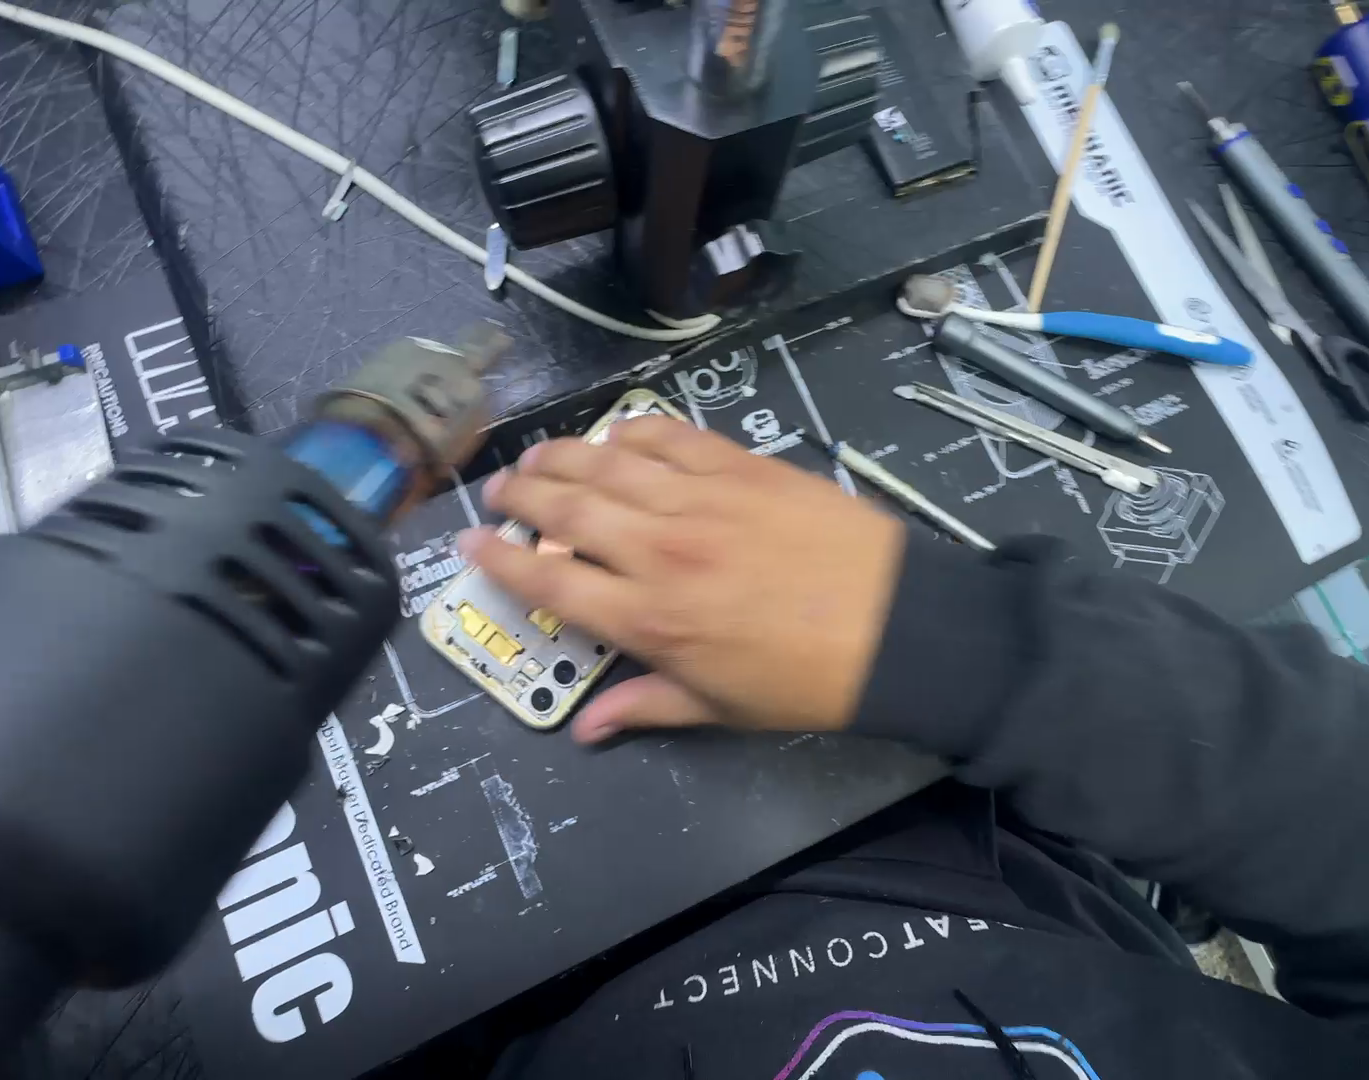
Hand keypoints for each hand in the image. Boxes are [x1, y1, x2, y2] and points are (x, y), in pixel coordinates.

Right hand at [459, 417, 904, 743]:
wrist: (897, 627)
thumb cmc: (806, 679)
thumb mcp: (719, 709)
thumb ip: (644, 707)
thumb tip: (585, 731)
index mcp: (650, 618)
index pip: (549, 582)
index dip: (499, 562)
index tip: (470, 545)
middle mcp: (660, 551)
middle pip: (565, 510)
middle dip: (518, 497)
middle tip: (498, 492)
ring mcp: (700, 501)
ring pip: (606, 463)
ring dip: (560, 456)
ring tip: (536, 458)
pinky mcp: (740, 466)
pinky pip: (669, 435)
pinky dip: (632, 431)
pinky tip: (615, 437)